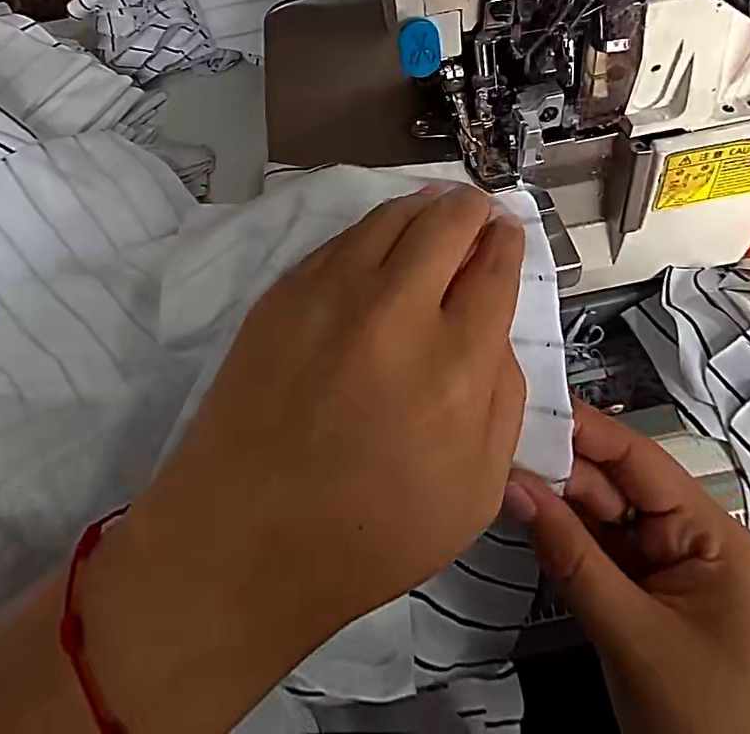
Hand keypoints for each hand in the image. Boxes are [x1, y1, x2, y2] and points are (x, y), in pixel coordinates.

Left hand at [86, 186, 529, 732]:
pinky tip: (380, 245)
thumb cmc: (371, 532)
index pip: (494, 268)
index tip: (507, 232)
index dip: (507, 241)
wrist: (242, 543)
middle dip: (473, 208)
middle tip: (478, 213)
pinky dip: (375, 231)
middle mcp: (394, 311)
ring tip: (435, 214)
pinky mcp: (282, 295)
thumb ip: (503, 396)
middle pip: (447, 221)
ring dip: (425, 206)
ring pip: (391, 215)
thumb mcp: (478, 488)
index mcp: (453, 363)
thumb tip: (493, 330)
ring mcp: (329, 295)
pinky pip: (342, 239)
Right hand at [505, 403, 749, 733]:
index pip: (640, 459)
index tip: (533, 408)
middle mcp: (692, 542)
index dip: (585, 429)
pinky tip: (533, 522)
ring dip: (559, 503)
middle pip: (617, 484)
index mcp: (713, 535)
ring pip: (604, 518)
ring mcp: (669, 571)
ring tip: (508, 481)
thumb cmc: (718, 729)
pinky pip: (602, 553)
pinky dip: (566, 539)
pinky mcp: (648, 598)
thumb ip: (571, 558)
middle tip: (504, 451)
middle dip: (562, 467)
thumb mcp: (636, 638)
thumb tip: (519, 490)